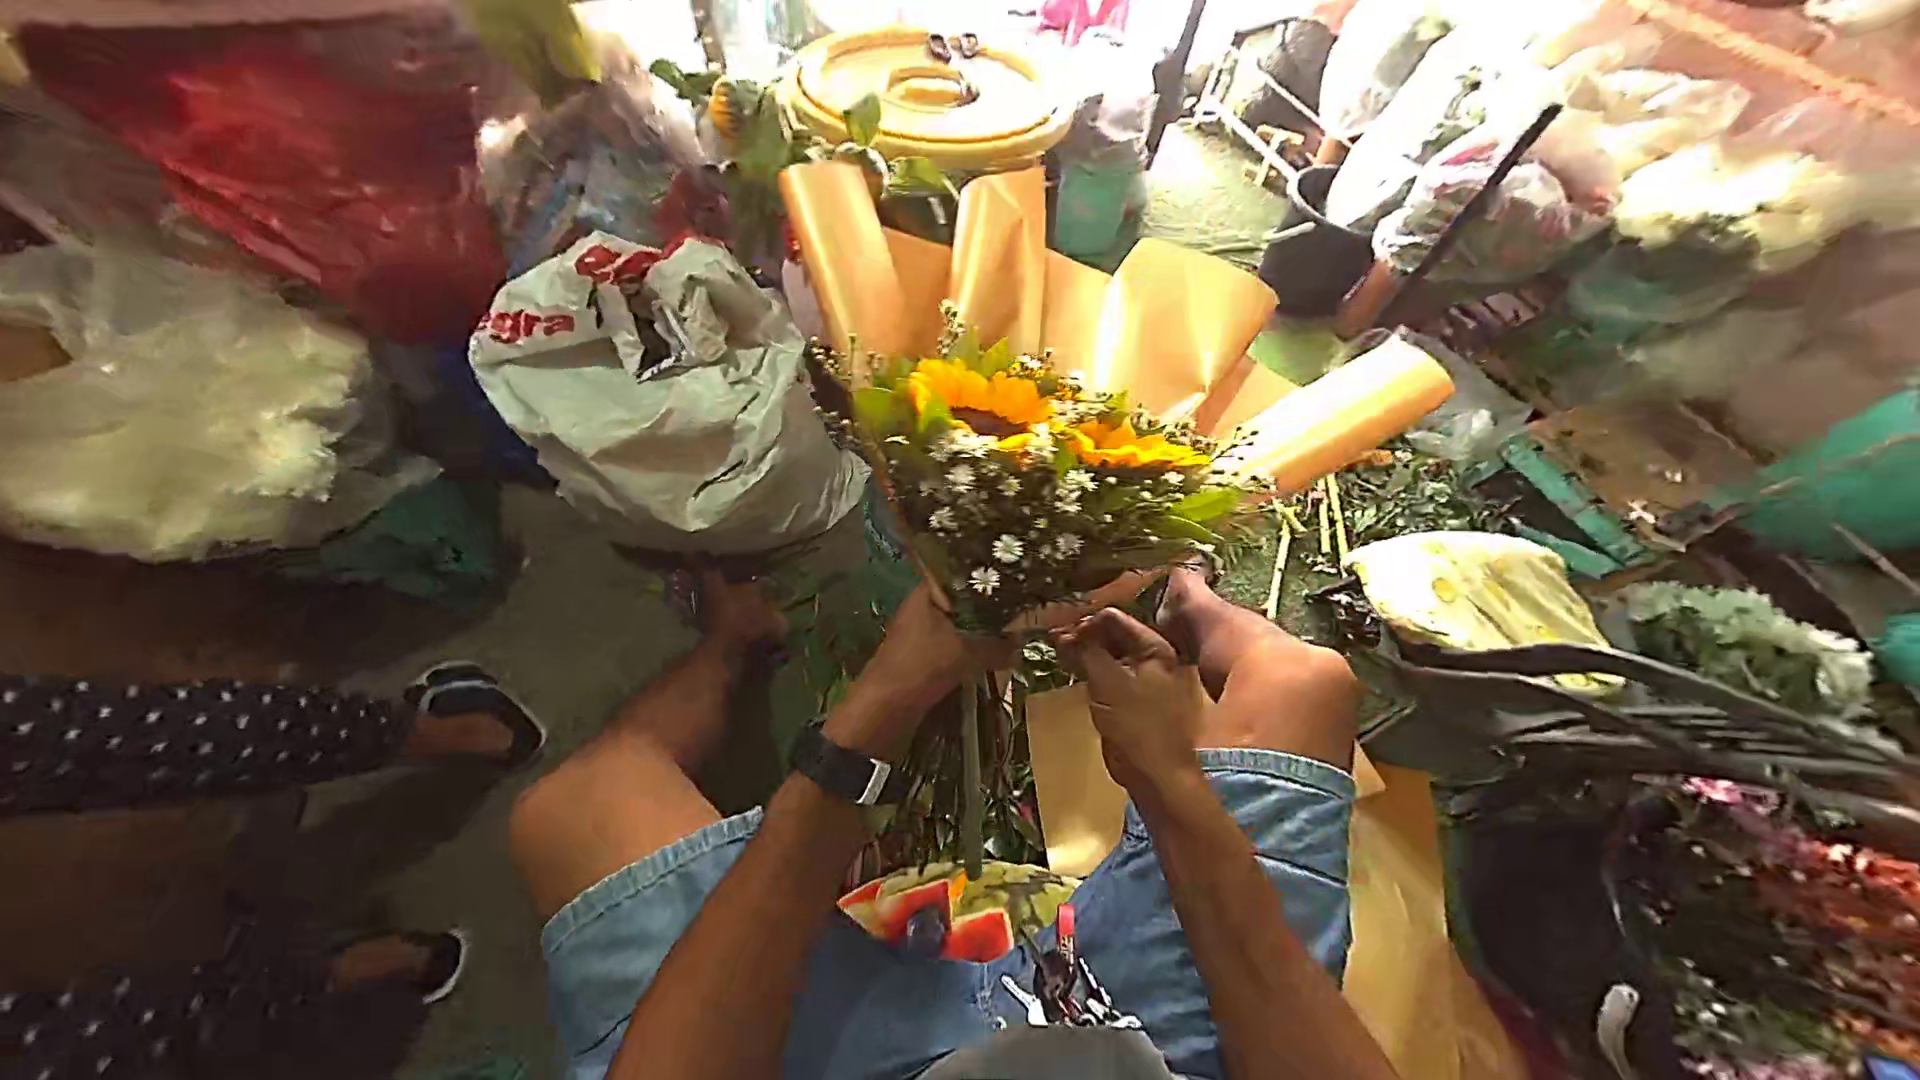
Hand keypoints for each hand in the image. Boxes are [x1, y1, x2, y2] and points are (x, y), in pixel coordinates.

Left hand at [830, 584, 1007, 756]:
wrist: (885, 709)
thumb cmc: (920, 667)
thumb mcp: (964, 654)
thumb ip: (996, 646)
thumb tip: (1023, 644)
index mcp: (928, 593)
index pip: (963, 573)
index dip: (990, 575)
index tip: (1017, 578)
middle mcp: (925, 605)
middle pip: (965, 599)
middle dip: (992, 605)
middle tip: (1024, 605)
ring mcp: (925, 629)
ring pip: (963, 622)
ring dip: (984, 628)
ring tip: (1017, 626)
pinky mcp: (927, 652)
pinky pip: (957, 642)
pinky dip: (974, 646)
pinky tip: (997, 650)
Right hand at [1055, 608, 1210, 794]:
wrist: (1153, 772)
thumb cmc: (1136, 723)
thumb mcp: (1108, 681)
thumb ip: (1086, 651)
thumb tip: (1063, 633)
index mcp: (1154, 647)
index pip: (1114, 618)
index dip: (1085, 621)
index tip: (1059, 629)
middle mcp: (1150, 656)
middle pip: (1110, 633)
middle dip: (1081, 634)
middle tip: (1052, 637)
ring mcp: (1138, 676)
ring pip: (1105, 653)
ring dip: (1082, 650)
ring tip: (1056, 649)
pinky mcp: (1127, 695)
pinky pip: (1104, 671)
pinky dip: (1087, 667)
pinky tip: (1068, 665)